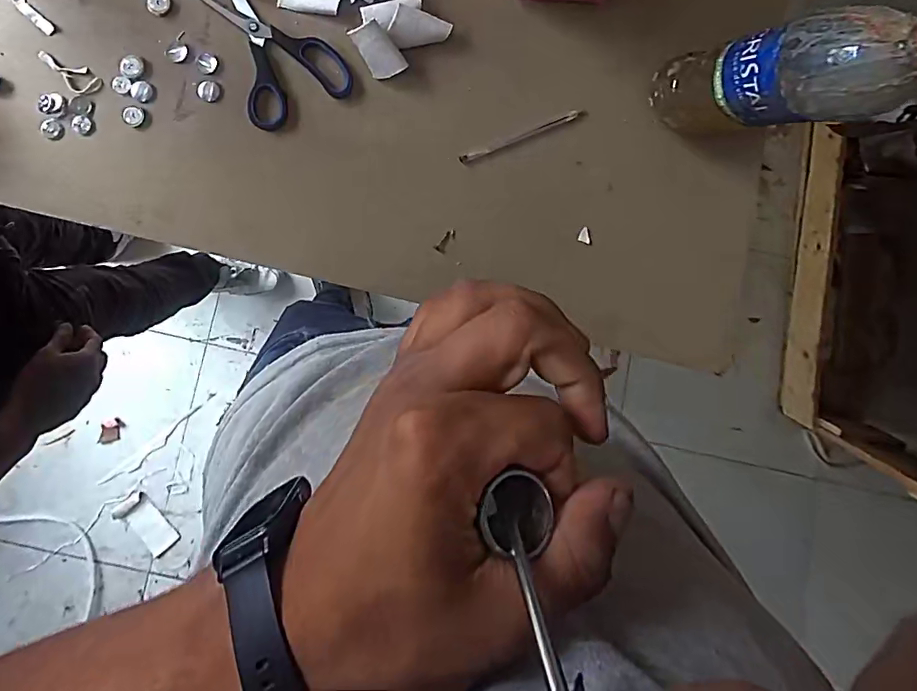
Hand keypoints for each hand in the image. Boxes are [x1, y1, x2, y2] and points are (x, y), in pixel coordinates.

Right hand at [1, 324, 106, 438]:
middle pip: (98, 356)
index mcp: (89, 361)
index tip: (78, 328)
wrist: (25, 419)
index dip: (87, 332)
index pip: (95, 340)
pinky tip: (65, 378)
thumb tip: (68, 326)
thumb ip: (60, 337)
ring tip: (68, 360)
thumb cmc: (34, 383)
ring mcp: (89, 392)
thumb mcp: (45, 354)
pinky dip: (80, 378)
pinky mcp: (80, 404)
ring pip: (94, 372)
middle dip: (88, 347)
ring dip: (85, 363)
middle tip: (73, 343)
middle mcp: (95, 376)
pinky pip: (85, 386)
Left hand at [280, 281, 634, 690]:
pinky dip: (488, 315)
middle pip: (519, 323)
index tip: (556, 509)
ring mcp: (404, 375)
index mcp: (437, 440)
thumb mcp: (492, 618)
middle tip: (588, 412)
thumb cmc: (381, 619)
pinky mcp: (398, 379)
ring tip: (562, 361)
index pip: (544, 424)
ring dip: (533, 319)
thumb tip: (613, 495)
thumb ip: (574, 558)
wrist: (303, 615)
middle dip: (573, 361)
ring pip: (479, 298)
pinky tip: (508, 351)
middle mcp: (419, 388)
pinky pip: (445, 312)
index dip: (568, 470)